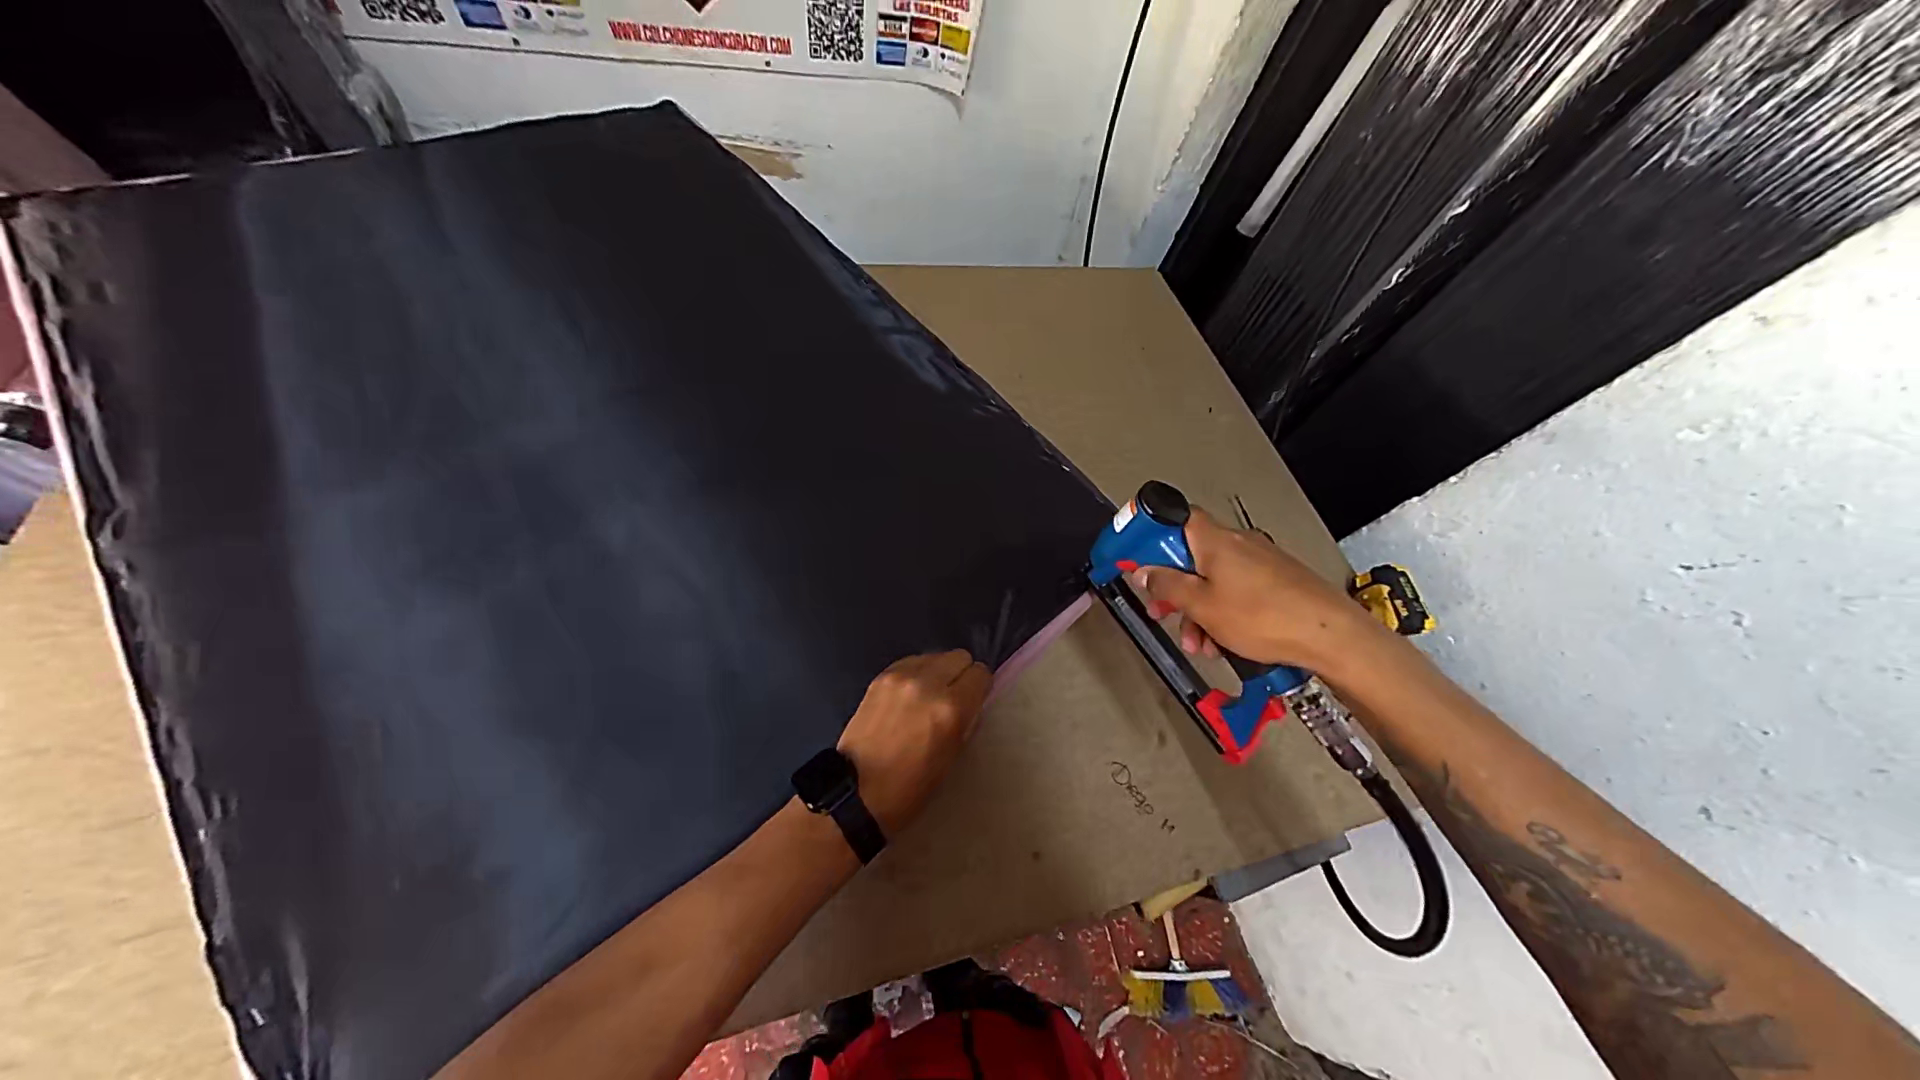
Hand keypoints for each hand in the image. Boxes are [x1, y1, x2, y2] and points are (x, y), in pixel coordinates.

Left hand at [837, 650, 990, 834]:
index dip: (980, 688)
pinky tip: (910, 695)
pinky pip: (911, 661)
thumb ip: (966, 721)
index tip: (974, 700)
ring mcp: (901, 677)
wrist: (857, 792)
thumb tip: (972, 700)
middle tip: (953, 697)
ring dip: (938, 672)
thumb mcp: (952, 758)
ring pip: (935, 655)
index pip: (980, 674)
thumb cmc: (911, 787)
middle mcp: (927, 684)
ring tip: (928, 697)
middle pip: (959, 656)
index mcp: (950, 709)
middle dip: (961, 675)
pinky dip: (917, 673)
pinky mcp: (881, 677)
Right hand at [1129, 506, 1381, 675]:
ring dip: (1197, 609)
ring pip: (1211, 579)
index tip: (1131, 551)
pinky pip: (1234, 591)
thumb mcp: (1201, 605)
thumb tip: (1146, 572)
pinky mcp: (1274, 582)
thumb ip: (1167, 585)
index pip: (1172, 517)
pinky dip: (1221, 612)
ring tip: (1199, 641)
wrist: (1329, 636)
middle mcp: (1238, 543)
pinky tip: (1223, 640)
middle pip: (1189, 555)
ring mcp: (1258, 562)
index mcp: (1215, 539)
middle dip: (1172, 587)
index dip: (1148, 533)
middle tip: (1162, 608)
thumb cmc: (1270, 617)